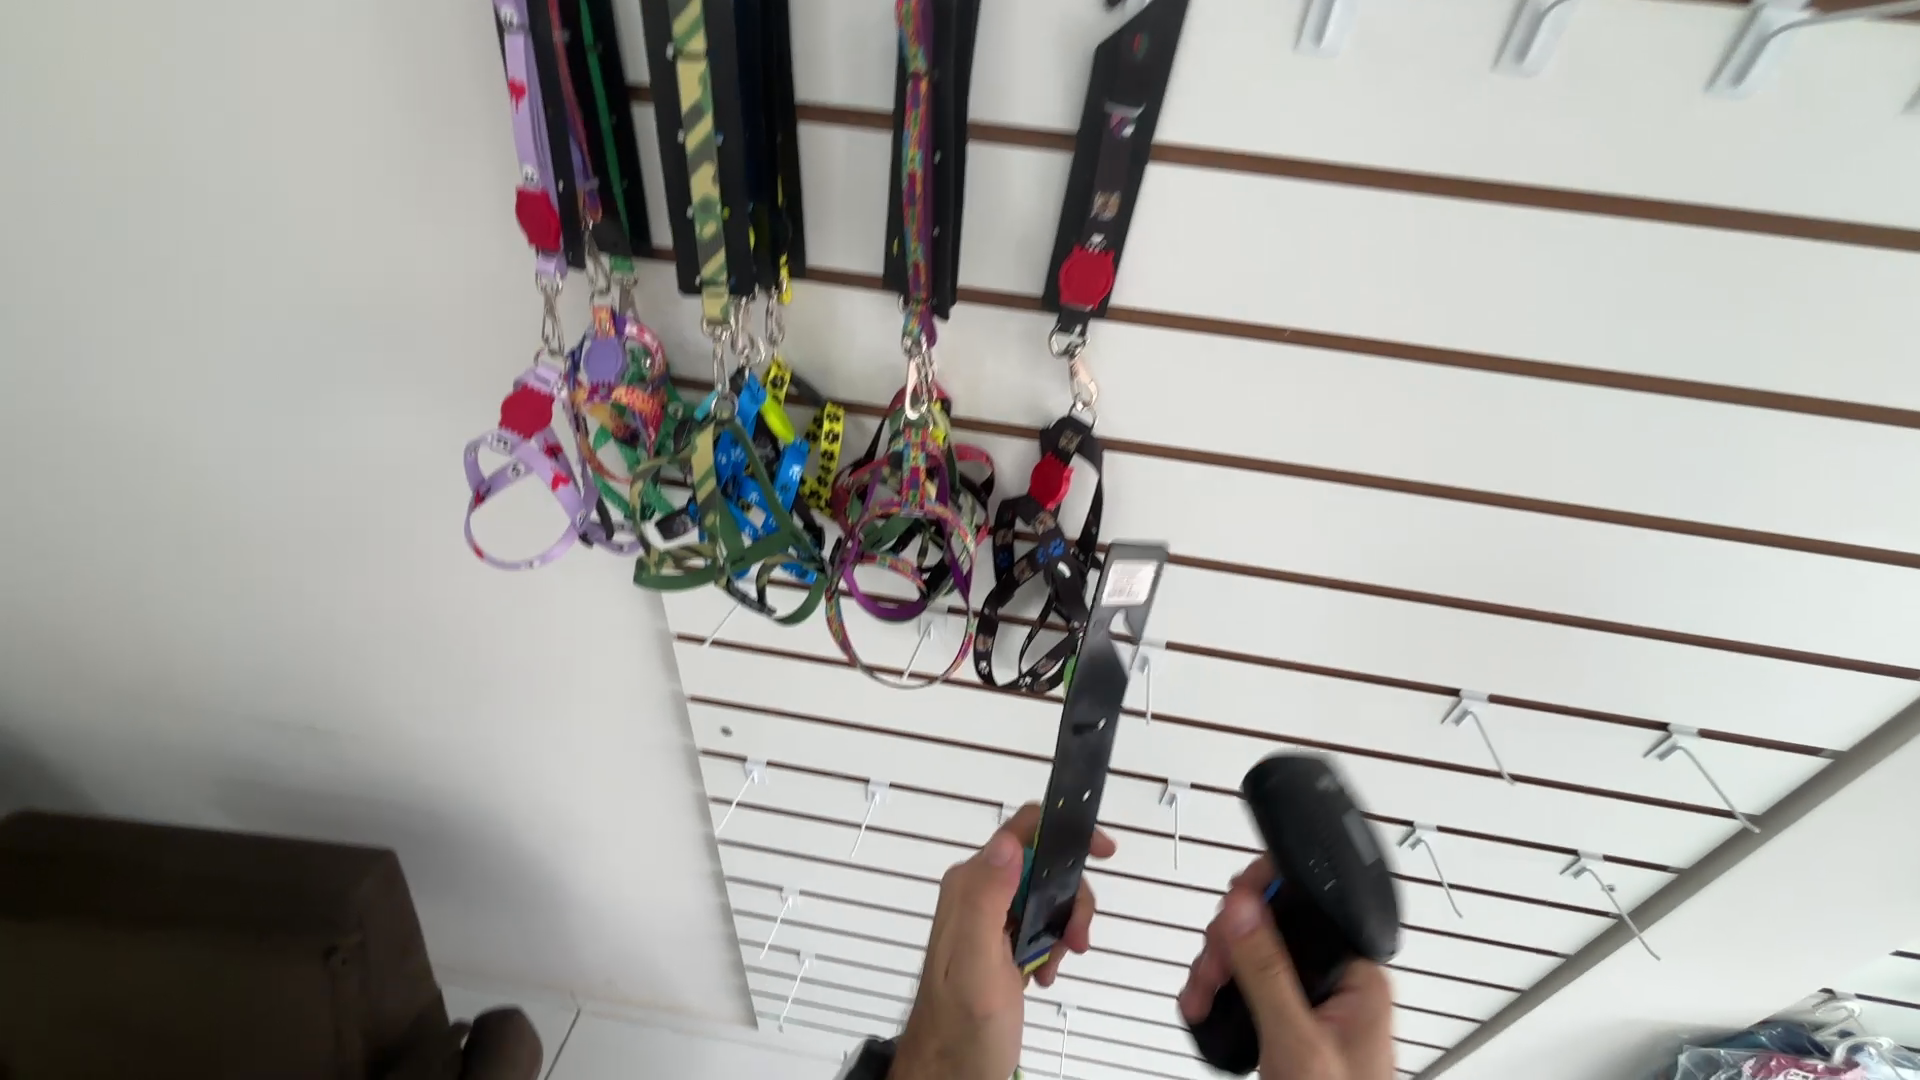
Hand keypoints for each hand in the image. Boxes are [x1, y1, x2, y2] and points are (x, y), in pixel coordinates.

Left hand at [890, 803, 1115, 1079]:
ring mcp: (990, 916)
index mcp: (970, 883)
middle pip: (1043, 865)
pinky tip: (1044, 975)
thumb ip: (987, 899)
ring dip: (1063, 927)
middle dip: (1069, 899)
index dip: (1065, 830)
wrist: (950, 1074)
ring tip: (1056, 965)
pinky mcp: (1001, 941)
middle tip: (1078, 941)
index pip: (1022, 832)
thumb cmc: (963, 1024)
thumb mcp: (977, 962)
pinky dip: (1052, 947)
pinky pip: (1040, 925)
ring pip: (1046, 896)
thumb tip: (1008, 842)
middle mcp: (979, 890)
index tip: (1105, 851)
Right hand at [1178, 858, 1393, 1079]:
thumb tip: (1244, 903)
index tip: (1227, 910)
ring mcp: (1309, 1001)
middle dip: (1226, 944)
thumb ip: (1267, 971)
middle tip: (1209, 972)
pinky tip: (1201, 1004)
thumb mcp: (1296, 1044)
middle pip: (1267, 926)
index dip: (1260, 895)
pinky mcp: (1287, 1020)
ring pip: (1249, 953)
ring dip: (1215, 969)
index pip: (1304, 903)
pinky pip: (1244, 982)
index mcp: (1355, 976)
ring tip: (1199, 996)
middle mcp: (1334, 981)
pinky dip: (1217, 989)